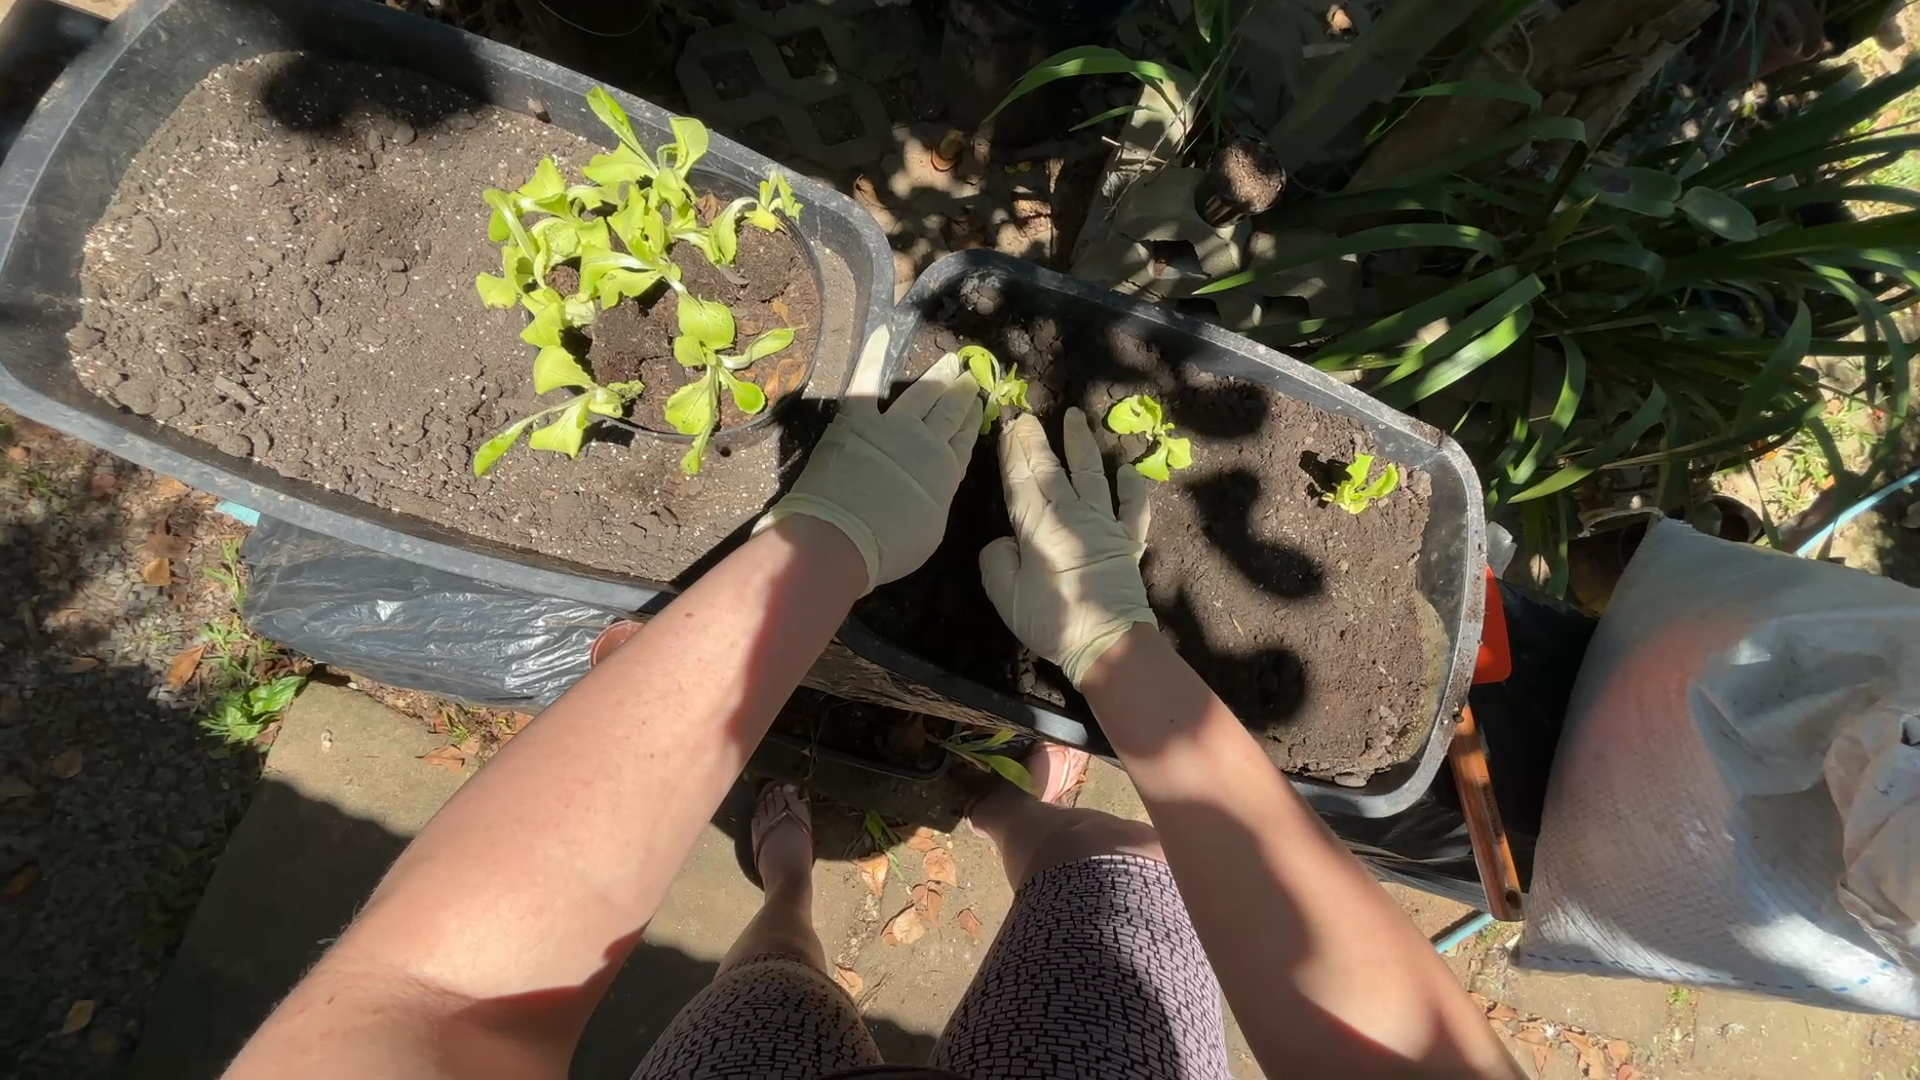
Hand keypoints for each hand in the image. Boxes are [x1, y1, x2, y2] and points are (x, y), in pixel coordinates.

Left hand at [760, 352, 982, 590]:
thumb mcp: (929, 530)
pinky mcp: (856, 420)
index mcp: (945, 473)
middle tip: (968, 374)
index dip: (972, 419)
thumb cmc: (888, 547)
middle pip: (947, 413)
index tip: (979, 402)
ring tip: (950, 361)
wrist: (842, 537)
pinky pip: (865, 381)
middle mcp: (925, 443)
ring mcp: (891, 427)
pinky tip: (883, 335)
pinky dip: (873, 357)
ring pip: (920, 395)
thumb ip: (933, 500)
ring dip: (936, 378)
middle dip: (960, 393)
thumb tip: (930, 486)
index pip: (963, 440)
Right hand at [980, 408, 1154, 685]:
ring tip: (1075, 417)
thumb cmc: (1051, 620)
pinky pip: (1133, 508)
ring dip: (1082, 445)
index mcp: (1038, 525)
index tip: (1009, 424)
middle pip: (1051, 470)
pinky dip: (1132, 488)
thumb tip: (1007, 541)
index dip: (1013, 451)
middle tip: (1028, 415)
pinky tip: (1128, 471)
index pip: (1021, 479)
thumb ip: (996, 559)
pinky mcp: (1128, 541)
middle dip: (1037, 441)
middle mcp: (1072, 515)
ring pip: (1092, 475)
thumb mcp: (1004, 595)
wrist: (1108, 642)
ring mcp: (1104, 525)